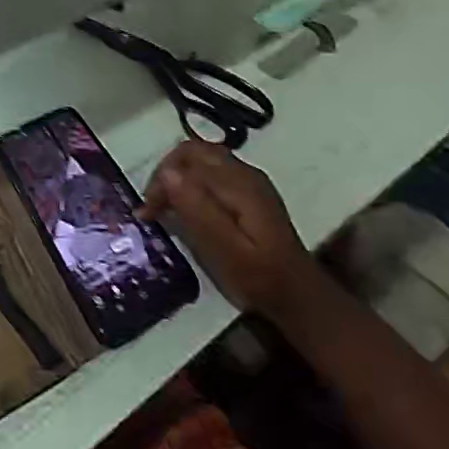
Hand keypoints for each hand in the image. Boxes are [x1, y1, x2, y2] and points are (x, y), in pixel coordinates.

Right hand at [139, 141, 316, 316]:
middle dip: (166, 173)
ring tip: (165, 207)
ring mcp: (249, 180)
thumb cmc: (260, 277)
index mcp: (239, 184)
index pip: (186, 161)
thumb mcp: (225, 249)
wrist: (299, 296)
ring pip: (200, 159)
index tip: (148, 212)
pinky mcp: (249, 191)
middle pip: (192, 152)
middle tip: (154, 206)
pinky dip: (191, 183)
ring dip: (177, 177)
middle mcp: (244, 172)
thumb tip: (167, 173)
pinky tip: (188, 208)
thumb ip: (197, 209)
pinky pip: (211, 171)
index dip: (160, 181)